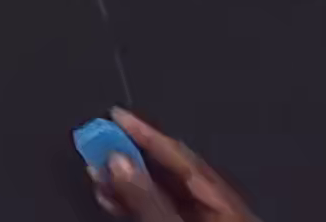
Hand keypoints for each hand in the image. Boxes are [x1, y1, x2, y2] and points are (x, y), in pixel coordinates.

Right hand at [89, 109, 259, 221]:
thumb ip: (147, 199)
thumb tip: (115, 156)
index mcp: (229, 213)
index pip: (184, 160)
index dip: (147, 134)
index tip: (114, 114)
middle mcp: (222, 218)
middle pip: (174, 177)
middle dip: (131, 158)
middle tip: (97, 142)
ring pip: (164, 197)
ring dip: (128, 182)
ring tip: (96, 172)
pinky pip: (160, 214)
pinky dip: (135, 204)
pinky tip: (110, 199)